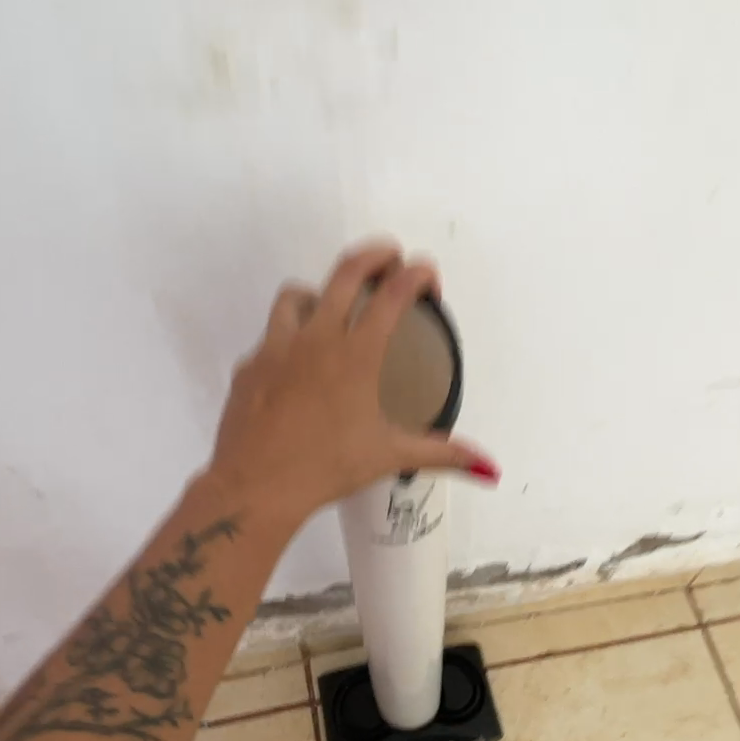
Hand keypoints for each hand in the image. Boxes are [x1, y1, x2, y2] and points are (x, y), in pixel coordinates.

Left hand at [205, 241, 498, 525]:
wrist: (255, 486)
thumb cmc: (328, 468)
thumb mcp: (390, 457)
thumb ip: (443, 455)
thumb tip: (490, 470)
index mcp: (356, 354)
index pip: (393, 294)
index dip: (417, 275)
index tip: (427, 275)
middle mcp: (316, 338)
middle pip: (346, 271)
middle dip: (375, 254)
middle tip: (390, 258)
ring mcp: (276, 347)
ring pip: (297, 294)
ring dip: (320, 294)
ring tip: (332, 314)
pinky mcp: (249, 366)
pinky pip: (270, 338)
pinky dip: (288, 341)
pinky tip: (296, 372)